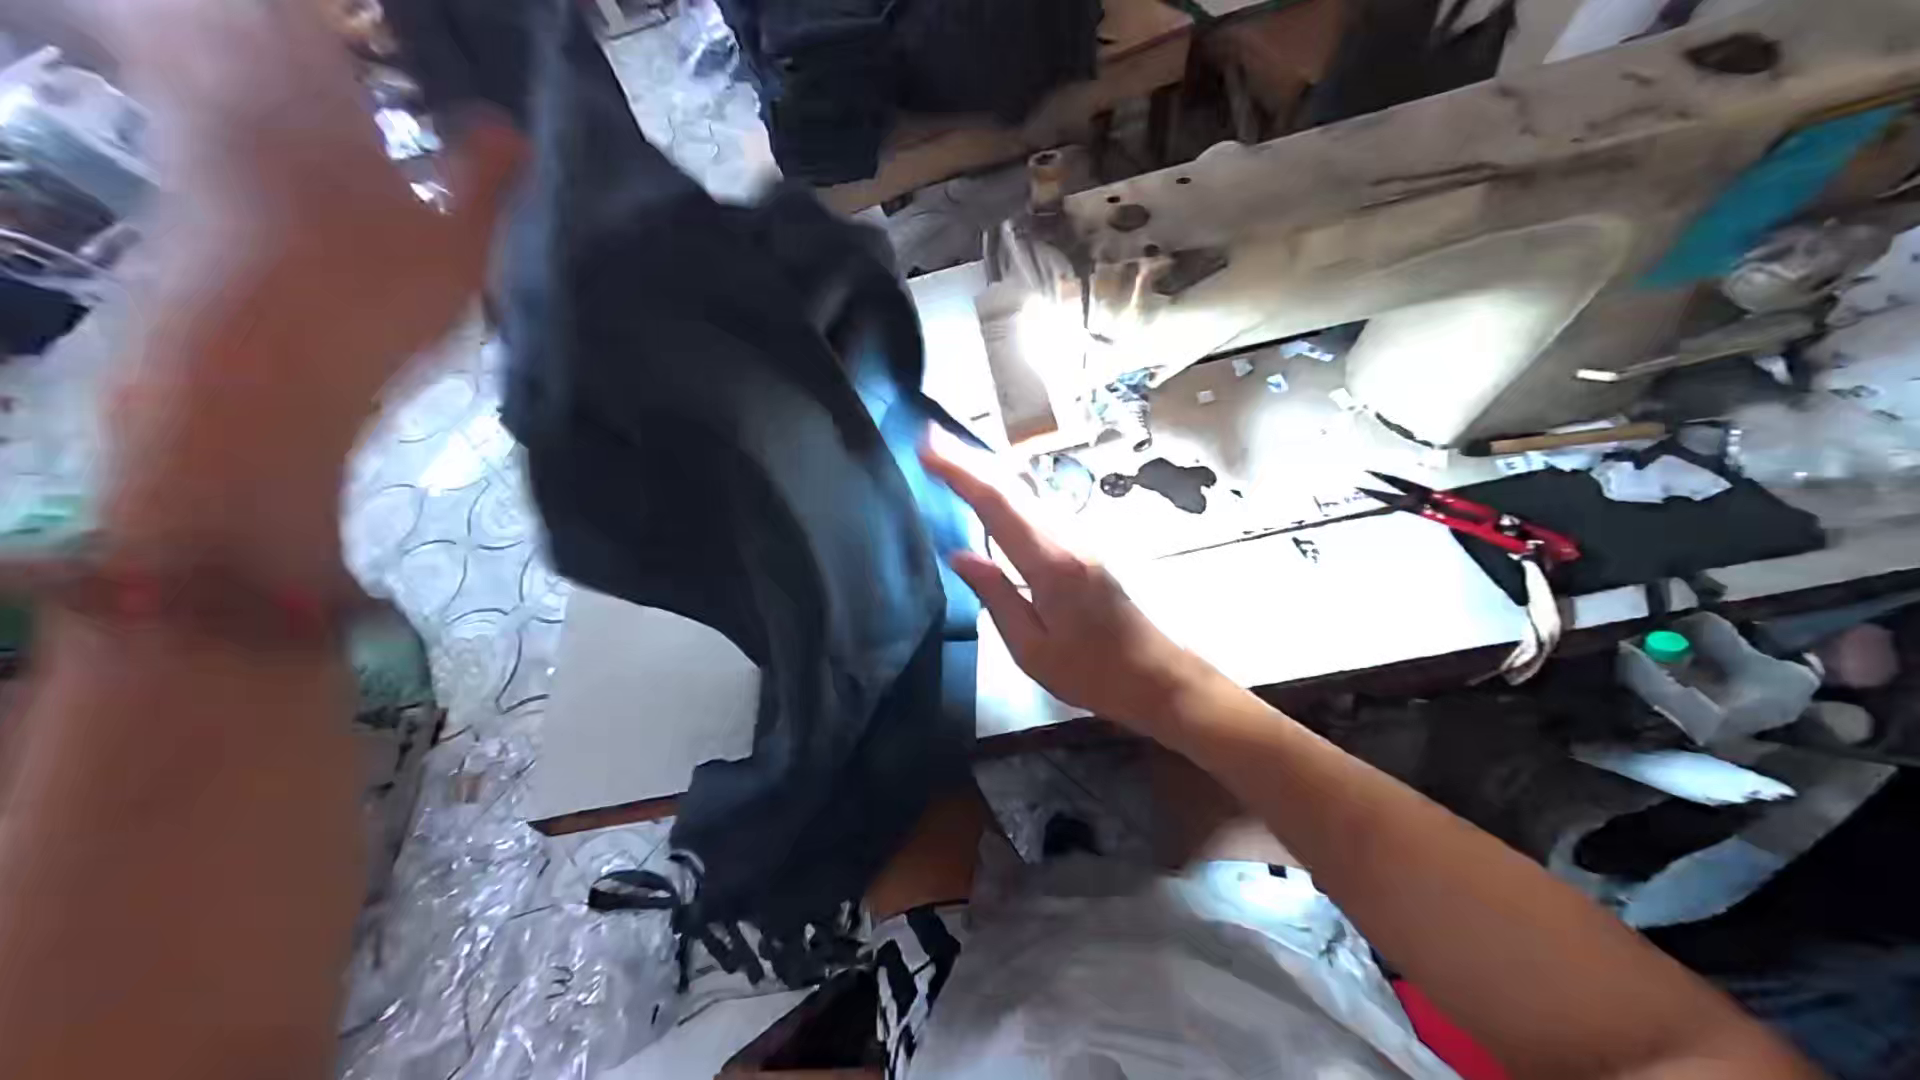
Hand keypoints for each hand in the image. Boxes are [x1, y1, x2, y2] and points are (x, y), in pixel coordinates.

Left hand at [79, 0, 524, 581]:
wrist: (252, 366)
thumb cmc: (370, 296)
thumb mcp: (456, 246)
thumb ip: (483, 181)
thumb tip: (515, 130)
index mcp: (308, 82)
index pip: (314, 10)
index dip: (354, 17)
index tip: (398, 33)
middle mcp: (229, 79)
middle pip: (227, 12)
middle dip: (300, 25)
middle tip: (355, 47)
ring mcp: (188, 122)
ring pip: (183, 34)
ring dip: (239, 39)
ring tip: (315, 73)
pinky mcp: (173, 168)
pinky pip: (177, 83)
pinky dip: (211, 77)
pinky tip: (267, 119)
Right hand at [920, 441, 1223, 733]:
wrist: (1159, 675)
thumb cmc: (1093, 672)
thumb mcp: (1031, 649)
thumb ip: (996, 597)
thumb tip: (960, 555)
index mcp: (1051, 563)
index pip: (997, 504)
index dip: (960, 471)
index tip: (928, 446)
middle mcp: (1069, 537)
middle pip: (1014, 485)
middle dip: (970, 458)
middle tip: (931, 438)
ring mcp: (1082, 537)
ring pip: (1028, 491)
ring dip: (989, 470)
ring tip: (952, 455)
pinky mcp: (1087, 544)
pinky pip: (1039, 505)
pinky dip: (1009, 490)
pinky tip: (993, 489)